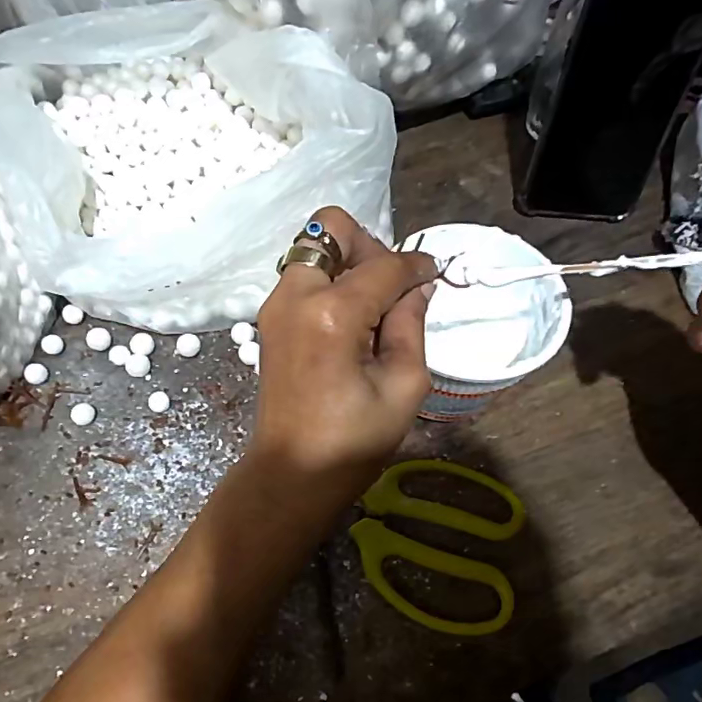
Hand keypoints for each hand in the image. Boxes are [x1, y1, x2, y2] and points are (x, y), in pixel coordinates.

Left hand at [251, 206, 436, 490]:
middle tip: (391, 290)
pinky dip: (330, 282)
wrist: (292, 473)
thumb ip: (410, 325)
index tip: (433, 276)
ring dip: (347, 263)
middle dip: (369, 248)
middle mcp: (295, 297)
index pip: (384, 266)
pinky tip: (351, 321)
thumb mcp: (403, 386)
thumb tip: (416, 287)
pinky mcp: (269, 321)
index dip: (416, 266)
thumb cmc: (353, 441)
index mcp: (331, 315)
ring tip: (372, 308)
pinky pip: (303, 277)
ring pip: (313, 249)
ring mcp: (275, 307)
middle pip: (330, 228)